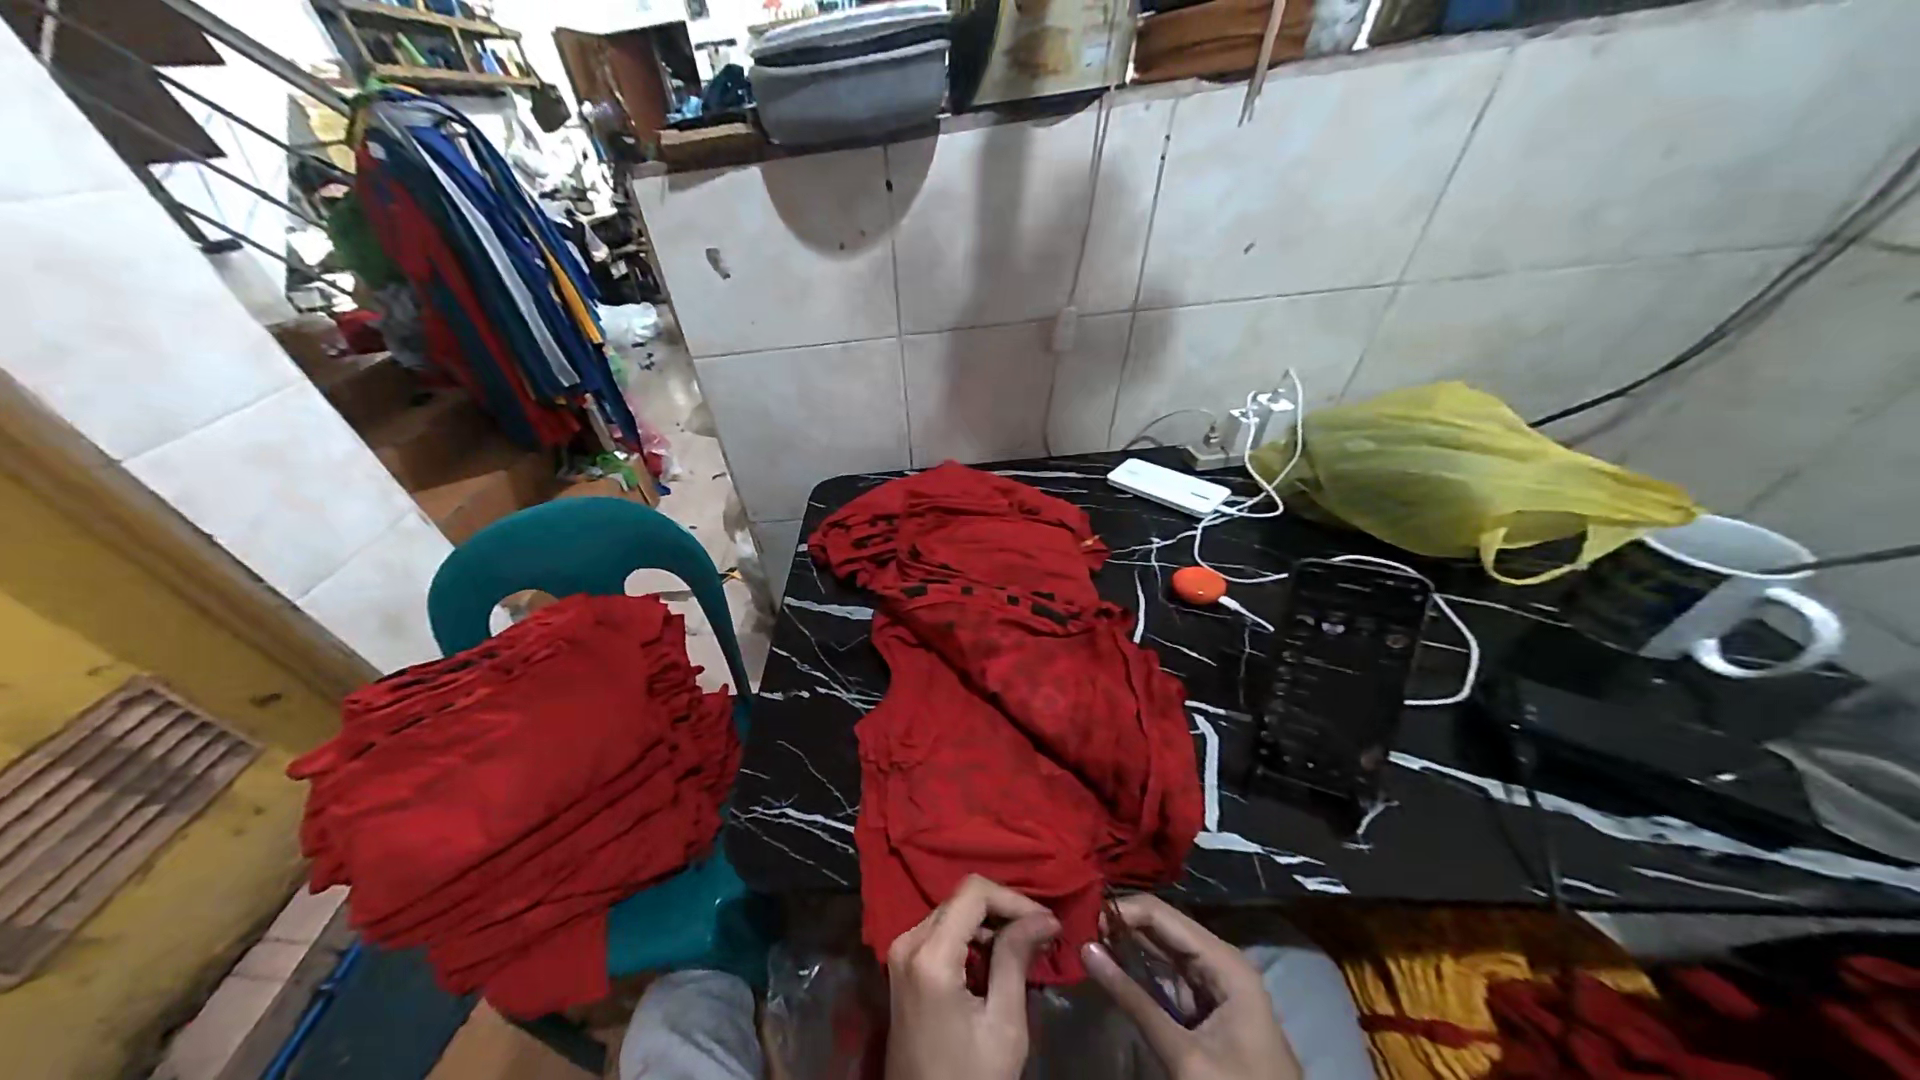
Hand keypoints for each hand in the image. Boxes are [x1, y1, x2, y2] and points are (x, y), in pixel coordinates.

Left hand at [885, 875, 1060, 1079]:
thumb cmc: (969, 1079)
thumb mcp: (1003, 1025)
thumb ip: (1015, 960)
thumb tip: (1043, 917)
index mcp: (930, 955)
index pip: (973, 892)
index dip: (1013, 898)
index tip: (1045, 922)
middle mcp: (908, 942)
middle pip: (962, 899)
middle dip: (1005, 910)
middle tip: (1042, 934)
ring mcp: (901, 953)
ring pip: (953, 911)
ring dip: (991, 922)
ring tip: (1027, 946)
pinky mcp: (903, 966)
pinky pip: (941, 930)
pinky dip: (973, 935)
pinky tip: (999, 956)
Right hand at [1083, 894, 1302, 1079]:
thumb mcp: (1182, 1054)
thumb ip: (1133, 999)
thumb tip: (1086, 950)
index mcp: (1224, 960)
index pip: (1162, 915)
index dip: (1121, 911)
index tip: (1080, 920)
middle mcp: (1219, 960)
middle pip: (1162, 926)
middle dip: (1120, 925)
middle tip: (1075, 928)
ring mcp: (1213, 982)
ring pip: (1161, 949)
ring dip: (1125, 945)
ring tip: (1084, 938)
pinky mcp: (1205, 1005)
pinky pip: (1166, 974)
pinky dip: (1138, 969)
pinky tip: (1110, 963)